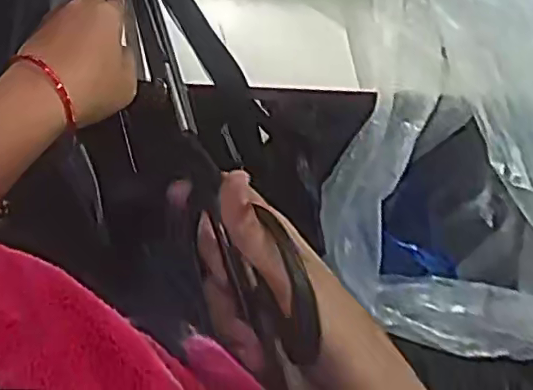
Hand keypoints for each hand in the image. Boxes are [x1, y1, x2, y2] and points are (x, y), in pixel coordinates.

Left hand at [16, 0, 134, 125]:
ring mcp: (56, 16)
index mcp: (108, 13)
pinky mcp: (36, 29)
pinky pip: (55, 27)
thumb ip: (128, 59)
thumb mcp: (126, 82)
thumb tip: (123, 56)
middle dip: (98, 11)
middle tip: (104, 36)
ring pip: (72, 12)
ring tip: (83, 54)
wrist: (42, 91)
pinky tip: (65, 58)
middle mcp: (80, 7)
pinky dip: (60, 37)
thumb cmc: (86, 85)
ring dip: (77, 25)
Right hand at [196, 171, 302, 373]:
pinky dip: (230, 342)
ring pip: (211, 292)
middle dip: (215, 281)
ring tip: (254, 343)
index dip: (200, 210)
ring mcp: (254, 300)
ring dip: (226, 319)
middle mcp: (257, 264)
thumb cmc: (342, 333)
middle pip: (208, 254)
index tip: (190, 224)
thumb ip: (256, 231)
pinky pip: (218, 326)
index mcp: (269, 238)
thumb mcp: (294, 276)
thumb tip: (231, 175)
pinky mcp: (251, 334)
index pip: (220, 207)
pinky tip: (254, 356)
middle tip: (238, 302)